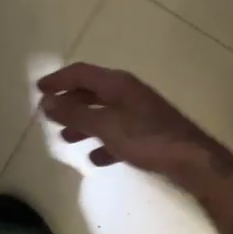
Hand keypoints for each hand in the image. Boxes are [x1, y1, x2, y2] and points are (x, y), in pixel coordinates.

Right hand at [36, 63, 229, 188]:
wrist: (193, 161)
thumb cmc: (146, 138)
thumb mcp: (106, 126)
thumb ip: (75, 115)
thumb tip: (47, 102)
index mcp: (117, 83)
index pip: (81, 72)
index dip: (59, 79)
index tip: (39, 90)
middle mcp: (127, 92)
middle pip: (92, 92)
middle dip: (70, 103)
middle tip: (49, 115)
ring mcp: (140, 112)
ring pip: (104, 113)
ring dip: (83, 124)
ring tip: (66, 139)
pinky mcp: (149, 133)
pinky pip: (118, 132)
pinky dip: (104, 142)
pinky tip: (96, 159)